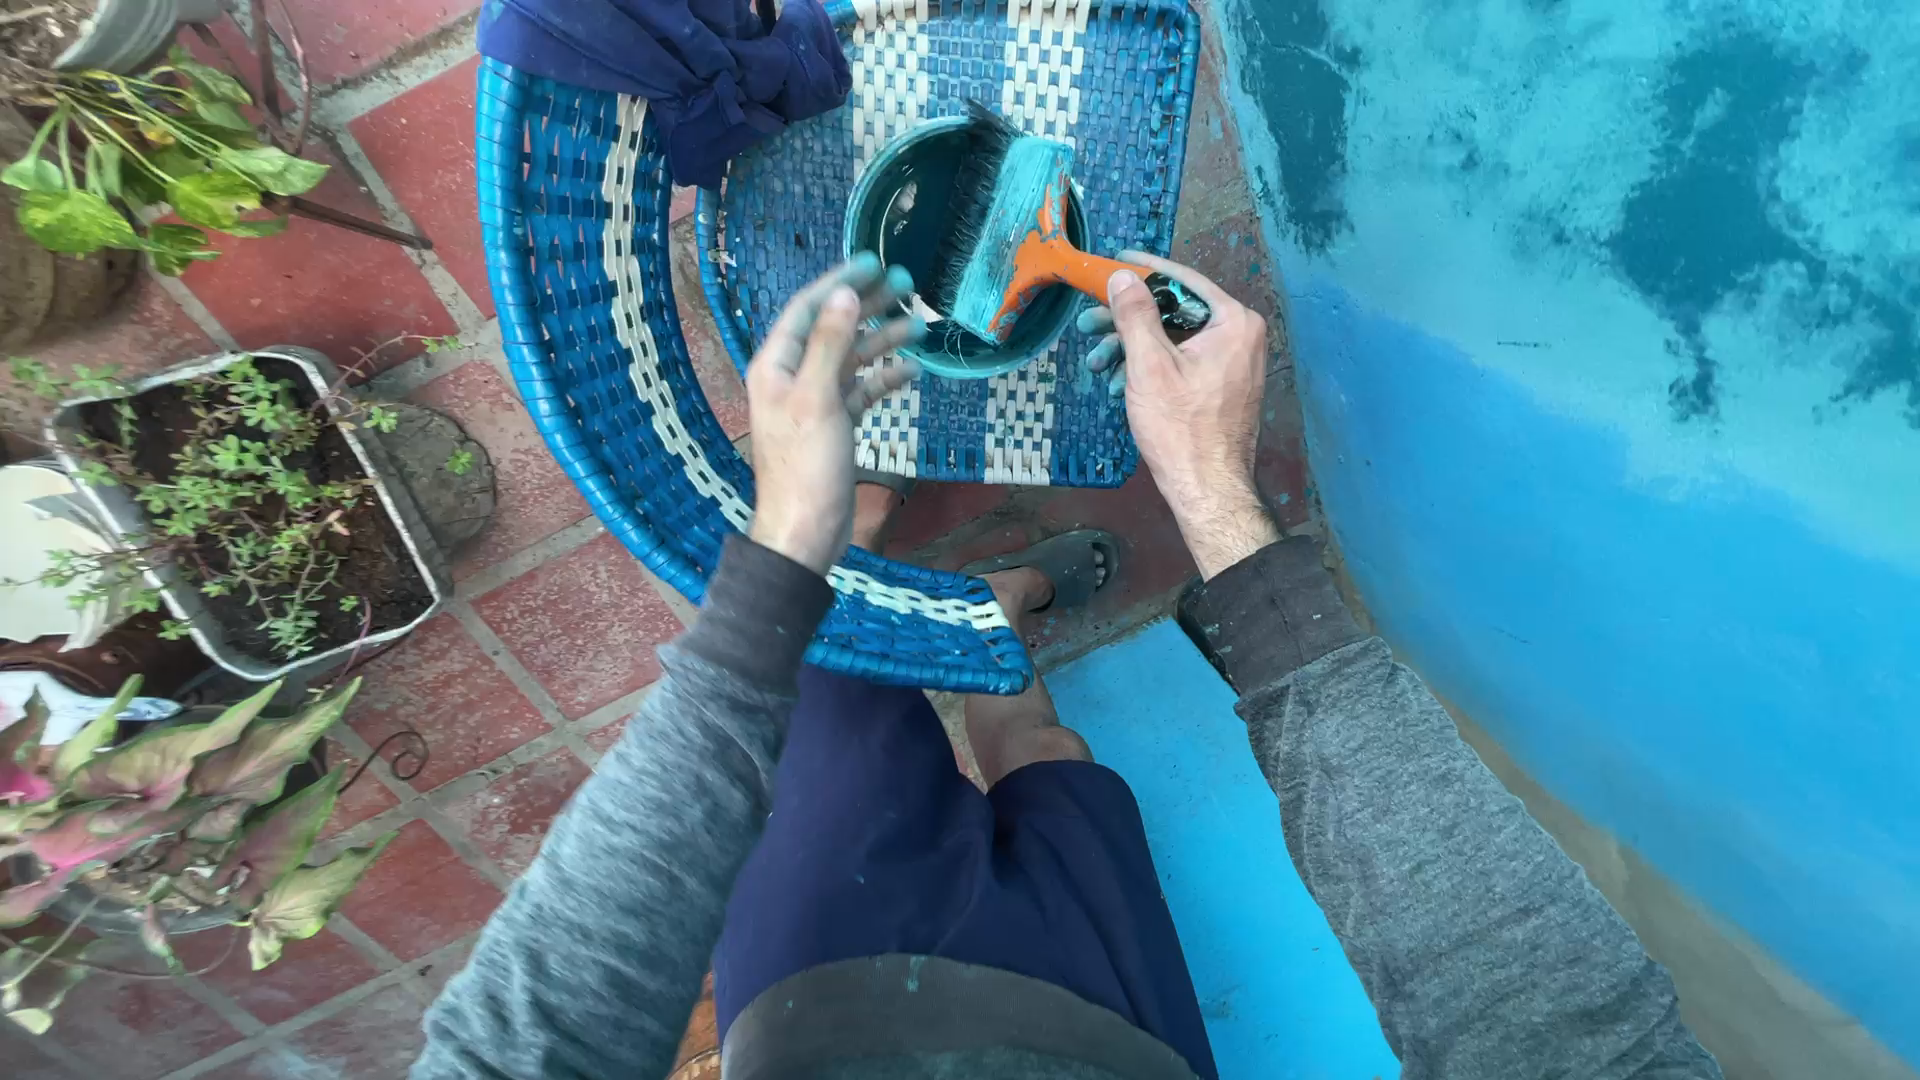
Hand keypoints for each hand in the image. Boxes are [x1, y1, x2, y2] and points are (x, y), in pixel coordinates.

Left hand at [745, 253, 923, 573]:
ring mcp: (816, 402)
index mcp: (777, 365)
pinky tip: (911, 371)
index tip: (872, 261)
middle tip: (906, 284)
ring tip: (919, 325)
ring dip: (882, 342)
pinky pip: (861, 392)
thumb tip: (844, 296)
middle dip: (867, 306)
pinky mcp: (835, 425)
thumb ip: (831, 346)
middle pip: (833, 329)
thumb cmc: (807, 466)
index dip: (839, 283)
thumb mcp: (818, 400)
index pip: (808, 309)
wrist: (806, 530)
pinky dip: (884, 380)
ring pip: (852, 360)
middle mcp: (794, 377)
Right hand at [1091, 251, 1279, 579]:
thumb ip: (1135, 314)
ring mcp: (1233, 363)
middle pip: (1175, 311)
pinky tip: (1120, 384)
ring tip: (1098, 364)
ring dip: (1132, 348)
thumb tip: (1121, 275)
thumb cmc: (1180, 428)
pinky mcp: (1222, 387)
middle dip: (1128, 320)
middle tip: (1088, 324)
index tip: (1113, 260)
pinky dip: (1151, 369)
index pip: (1182, 280)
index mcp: (1234, 322)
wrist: (1206, 488)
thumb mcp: (1149, 366)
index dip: (1143, 269)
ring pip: (1174, 340)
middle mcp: (1241, 336)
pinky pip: (1182, 363)